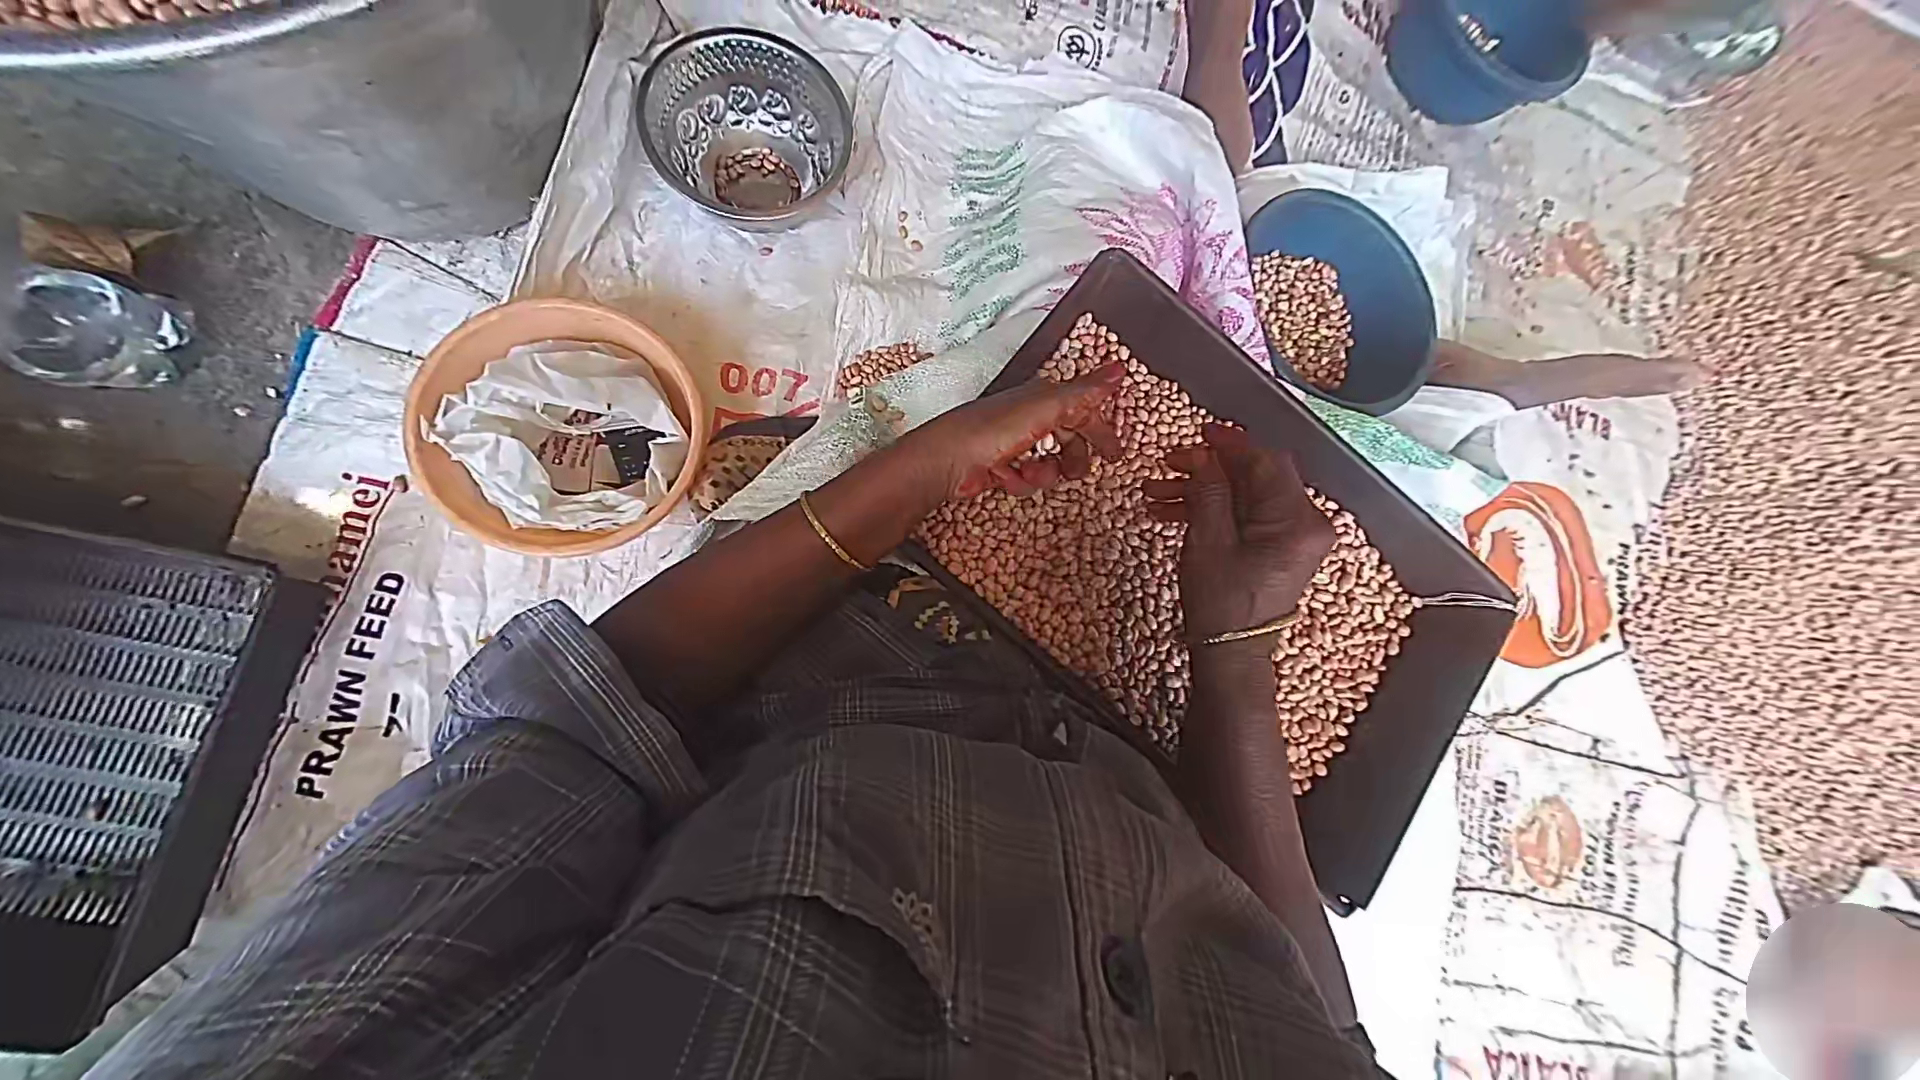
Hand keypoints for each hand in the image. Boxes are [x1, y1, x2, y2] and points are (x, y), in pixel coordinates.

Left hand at [900, 365, 1124, 502]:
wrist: (949, 460)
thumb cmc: (992, 429)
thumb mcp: (1046, 408)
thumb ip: (1084, 393)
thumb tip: (1119, 370)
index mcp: (1042, 398)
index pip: (1082, 411)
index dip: (1100, 431)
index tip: (1114, 453)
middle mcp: (1029, 418)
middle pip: (1067, 442)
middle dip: (1072, 459)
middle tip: (1075, 472)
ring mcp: (1015, 444)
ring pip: (1048, 465)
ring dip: (1043, 474)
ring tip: (1028, 473)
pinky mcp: (1001, 467)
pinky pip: (1025, 479)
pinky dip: (1019, 482)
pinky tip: (1006, 478)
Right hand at [1143, 424, 1333, 643]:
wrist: (1231, 653)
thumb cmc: (1221, 602)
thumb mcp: (1208, 541)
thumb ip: (1209, 492)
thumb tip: (1203, 457)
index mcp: (1296, 520)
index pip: (1265, 463)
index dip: (1230, 444)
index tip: (1197, 434)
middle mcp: (1304, 523)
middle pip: (1254, 478)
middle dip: (1207, 470)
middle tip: (1167, 465)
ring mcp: (1290, 537)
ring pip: (1243, 497)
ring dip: (1201, 491)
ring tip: (1155, 494)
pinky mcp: (1275, 548)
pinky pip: (1243, 517)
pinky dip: (1211, 511)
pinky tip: (1172, 512)